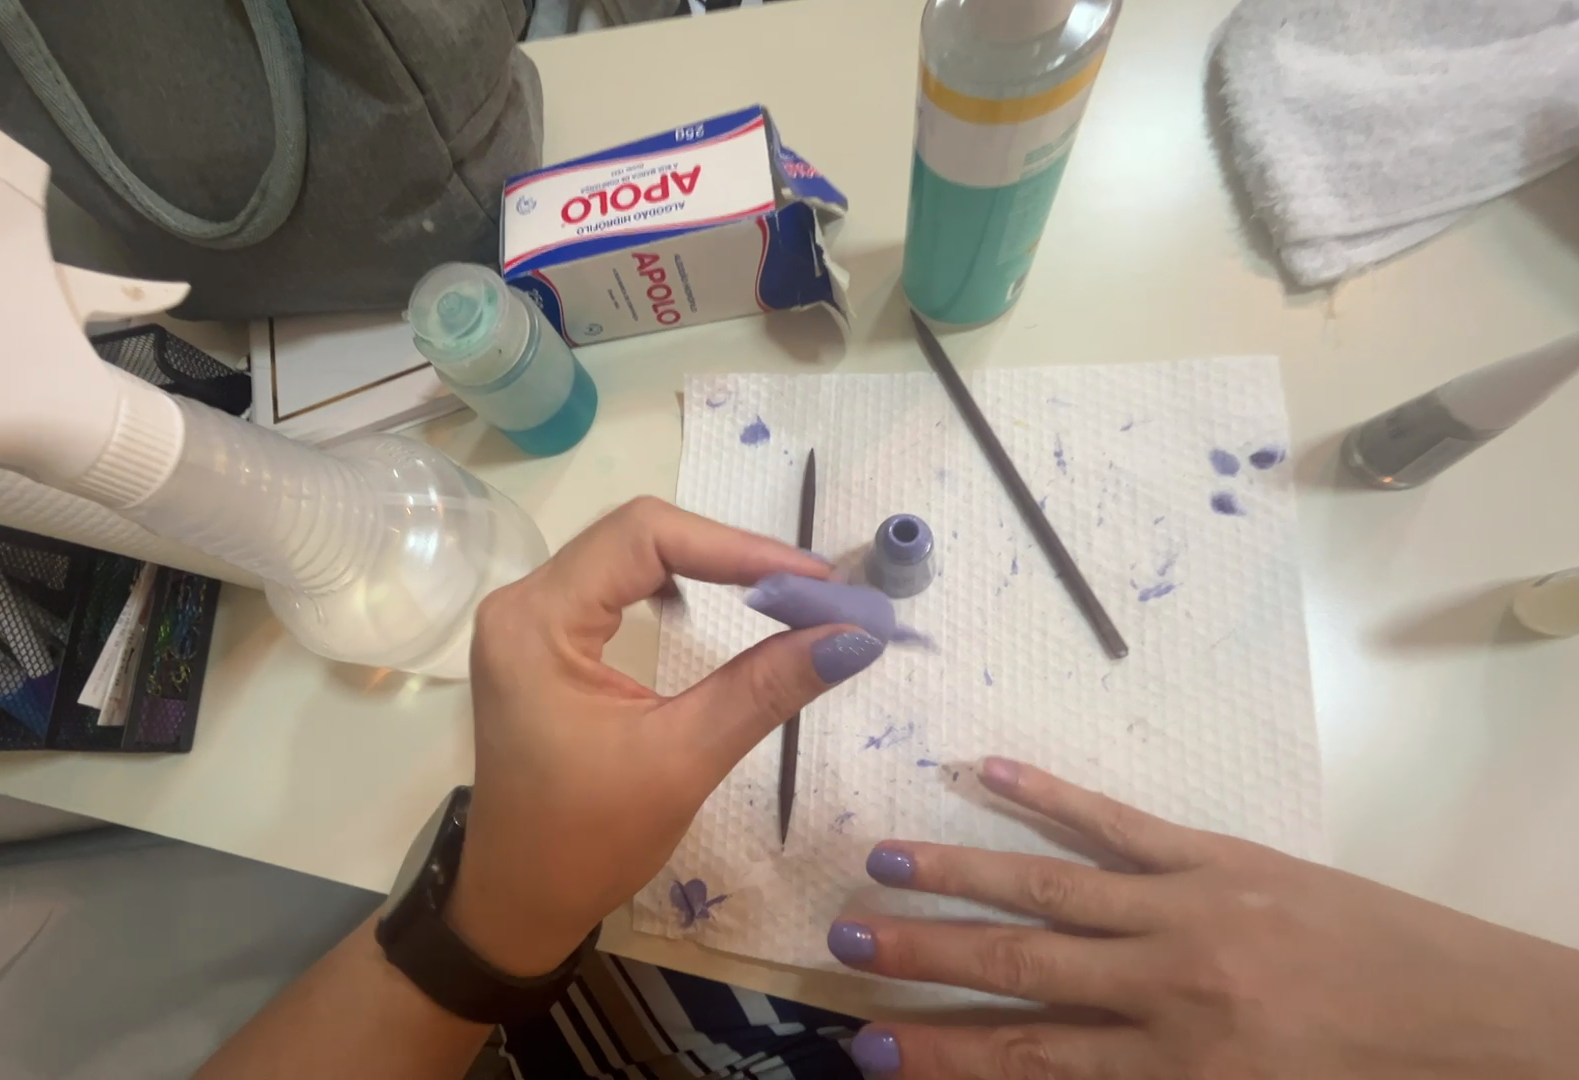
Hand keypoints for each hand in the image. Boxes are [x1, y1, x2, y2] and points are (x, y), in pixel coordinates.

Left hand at [447, 498, 886, 974]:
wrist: (520, 896)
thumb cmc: (588, 842)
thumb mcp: (682, 759)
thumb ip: (765, 687)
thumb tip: (854, 635)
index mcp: (536, 622)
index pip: (642, 537)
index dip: (735, 546)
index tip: (814, 578)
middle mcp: (522, 600)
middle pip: (634, 535)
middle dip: (727, 553)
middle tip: (808, 586)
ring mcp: (527, 615)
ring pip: (624, 552)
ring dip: (702, 562)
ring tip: (770, 591)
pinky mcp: (541, 634)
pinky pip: (611, 581)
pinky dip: (669, 582)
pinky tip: (702, 603)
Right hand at [829, 758, 1578, 1078]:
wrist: (1526, 1036)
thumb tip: (1046, 1070)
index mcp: (1191, 1070)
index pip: (1034, 1059)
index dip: (947, 1054)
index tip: (875, 1046)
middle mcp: (1170, 986)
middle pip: (1018, 967)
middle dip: (923, 956)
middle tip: (846, 940)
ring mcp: (1183, 905)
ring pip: (1045, 887)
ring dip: (956, 875)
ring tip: (883, 861)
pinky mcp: (1210, 854)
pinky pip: (1113, 821)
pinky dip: (1047, 794)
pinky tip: (986, 769)